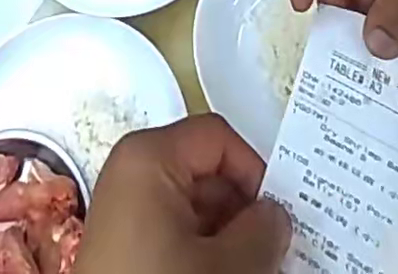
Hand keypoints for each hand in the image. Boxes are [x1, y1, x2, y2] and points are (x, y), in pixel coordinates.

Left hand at [76, 116, 290, 273]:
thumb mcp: (225, 265)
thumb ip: (260, 231)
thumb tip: (273, 216)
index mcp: (149, 155)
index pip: (217, 137)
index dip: (253, 171)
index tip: (275, 215)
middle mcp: (132, 170)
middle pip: (205, 170)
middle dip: (241, 210)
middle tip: (269, 251)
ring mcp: (123, 206)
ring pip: (192, 204)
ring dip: (224, 235)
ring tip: (247, 268)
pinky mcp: (122, 241)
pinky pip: (172, 228)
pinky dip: (199, 249)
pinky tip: (216, 273)